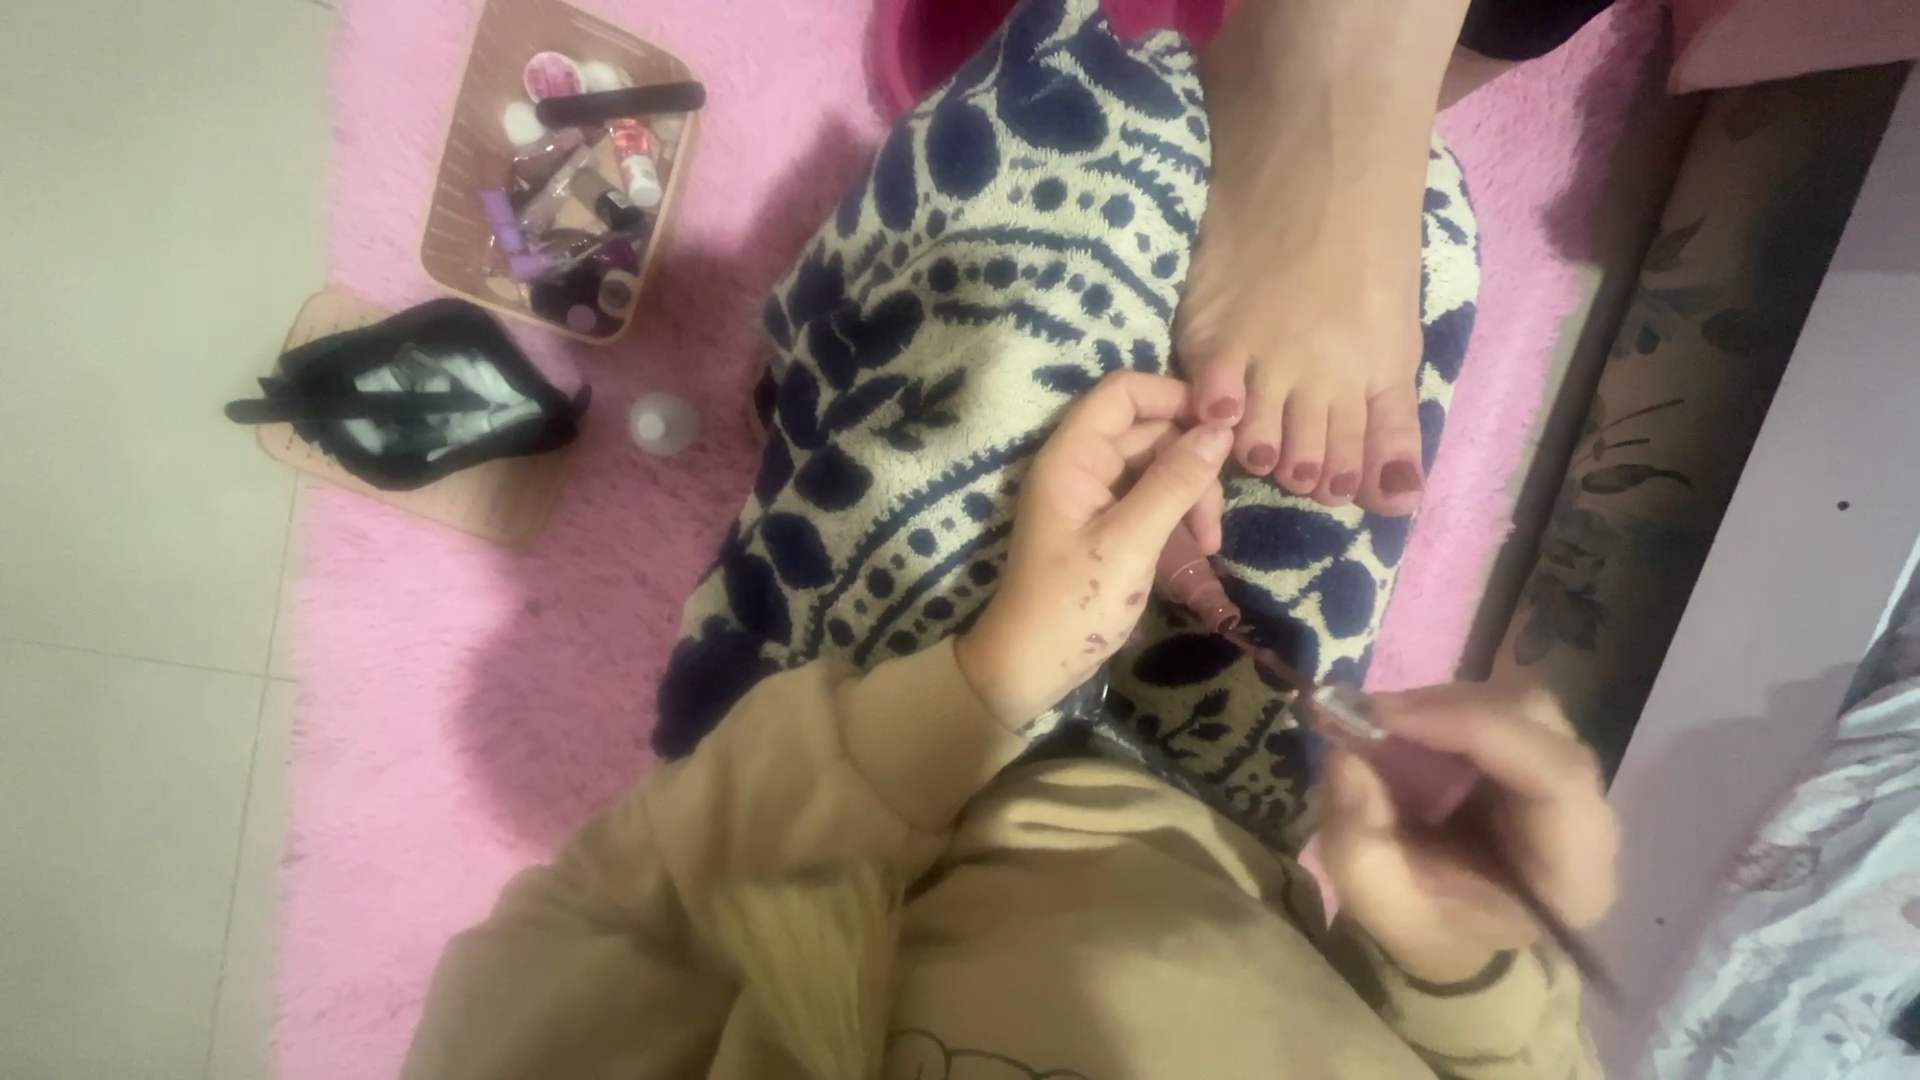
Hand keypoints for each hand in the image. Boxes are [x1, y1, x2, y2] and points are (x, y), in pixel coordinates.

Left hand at [955, 373, 1232, 729]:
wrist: (1032, 665)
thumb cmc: (1073, 604)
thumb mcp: (1129, 542)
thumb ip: (1174, 483)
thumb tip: (1221, 429)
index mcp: (1071, 457)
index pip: (1123, 393)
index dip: (1174, 397)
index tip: (1224, 427)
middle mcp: (1081, 466)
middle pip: (1148, 432)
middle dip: (1191, 463)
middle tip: (1215, 517)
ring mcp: (1093, 497)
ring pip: (1156, 468)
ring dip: (1190, 496)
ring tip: (1210, 544)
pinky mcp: (1107, 526)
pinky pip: (1150, 501)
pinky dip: (1177, 518)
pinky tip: (1199, 552)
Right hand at [1317, 683, 1618, 981]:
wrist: (1446, 929)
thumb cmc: (1423, 919)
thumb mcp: (1376, 894)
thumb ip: (1358, 837)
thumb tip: (1347, 758)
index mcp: (1570, 870)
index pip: (1553, 775)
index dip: (1472, 728)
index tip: (1384, 716)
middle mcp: (1583, 817)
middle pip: (1540, 724)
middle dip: (1449, 707)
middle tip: (1372, 714)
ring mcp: (1560, 781)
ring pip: (1518, 706)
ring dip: (1442, 703)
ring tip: (1382, 722)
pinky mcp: (1529, 758)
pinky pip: (1496, 708)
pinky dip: (1441, 707)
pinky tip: (1400, 726)